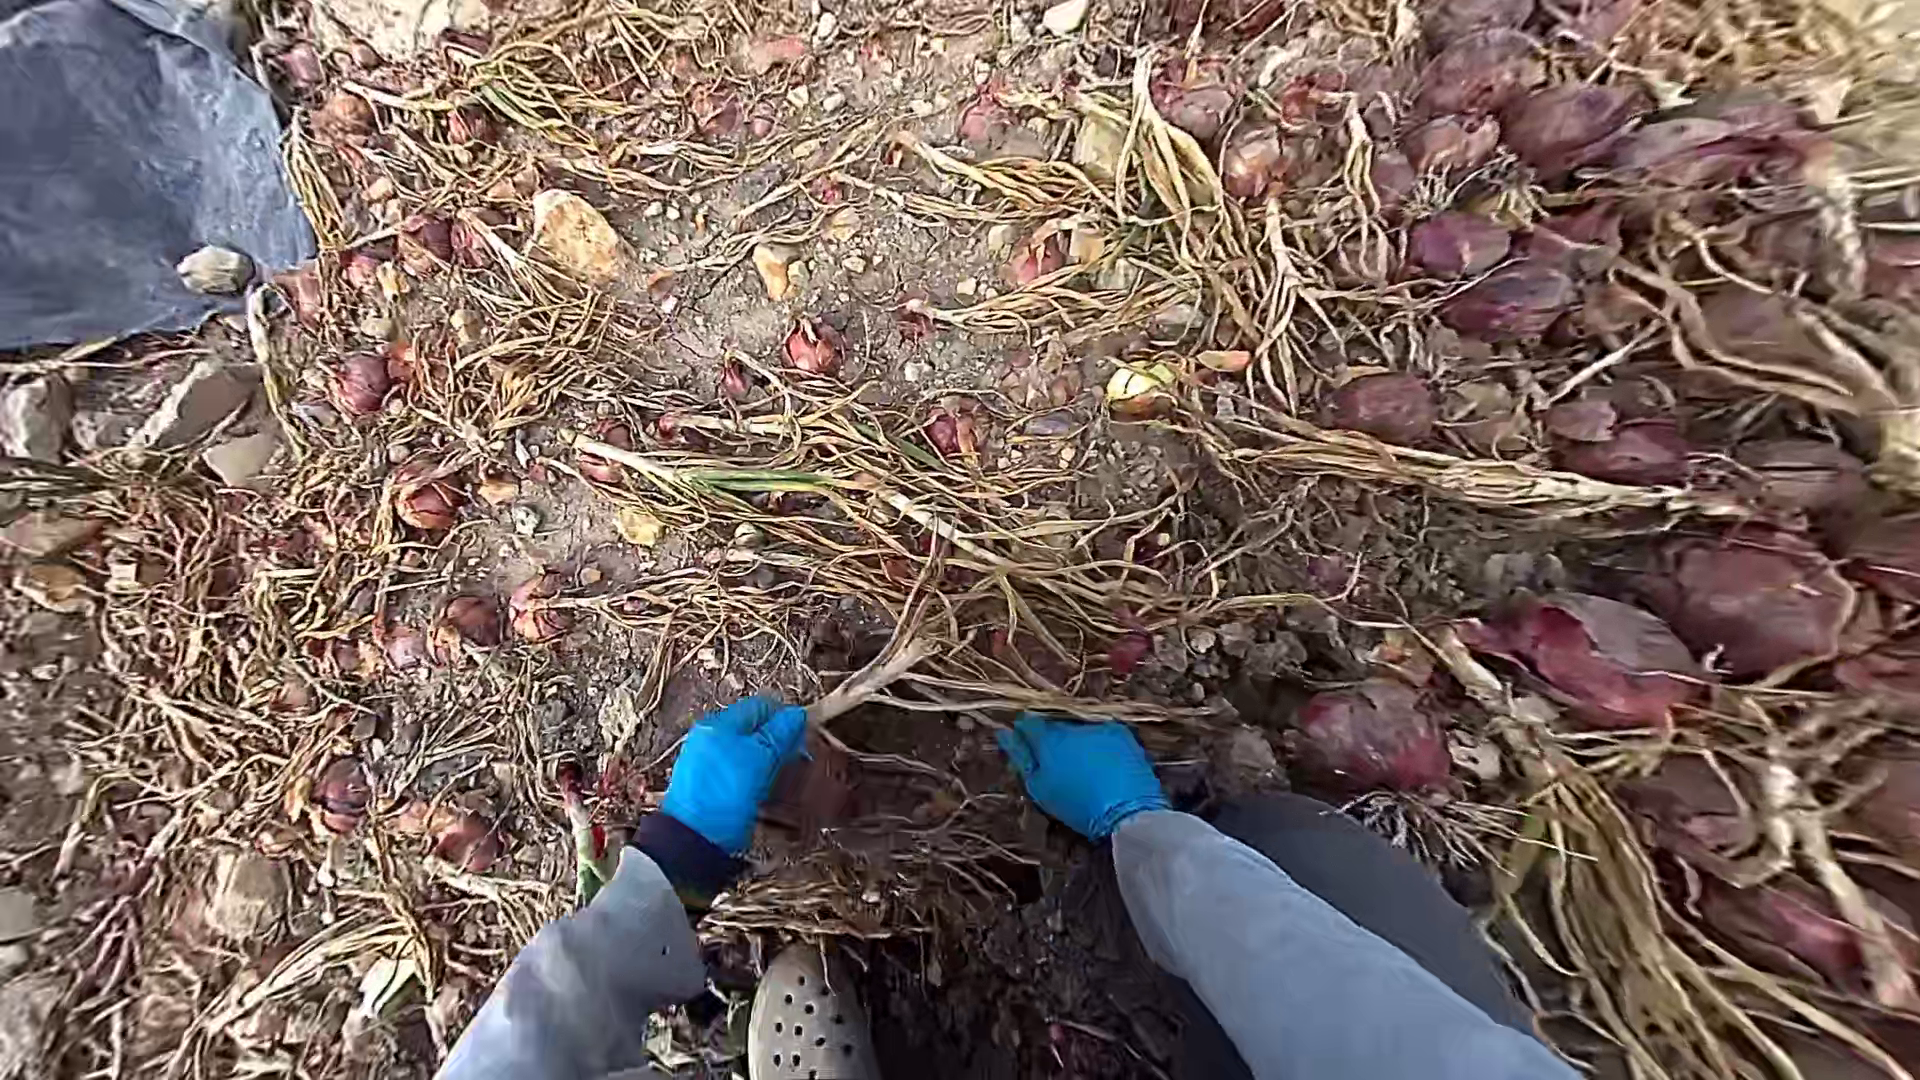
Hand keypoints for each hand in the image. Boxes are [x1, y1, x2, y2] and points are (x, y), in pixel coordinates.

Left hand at [661, 697, 807, 854]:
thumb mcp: (760, 760)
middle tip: (795, 757)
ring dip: (769, 759)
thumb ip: (780, 734)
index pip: (761, 706)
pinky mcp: (707, 782)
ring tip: (782, 776)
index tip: (801, 735)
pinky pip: (738, 768)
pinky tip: (763, 790)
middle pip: (755, 727)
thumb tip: (797, 715)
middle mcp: (710, 737)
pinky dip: (754, 773)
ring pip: (748, 748)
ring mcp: (706, 760)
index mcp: (719, 724)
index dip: (785, 718)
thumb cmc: (724, 797)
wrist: (691, 843)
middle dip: (778, 740)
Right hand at [996, 713, 1167, 838]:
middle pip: (1053, 723)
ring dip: (1074, 739)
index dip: (1025, 734)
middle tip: (1055, 762)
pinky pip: (1100, 732)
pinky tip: (1101, 763)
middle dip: (1051, 737)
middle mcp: (1073, 724)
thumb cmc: (1078, 805)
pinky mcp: (1121, 733)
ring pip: (1077, 726)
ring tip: (1081, 766)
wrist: (1130, 811)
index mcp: (1049, 737)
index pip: (1028, 722)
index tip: (1027, 747)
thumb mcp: (1040, 787)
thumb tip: (1004, 732)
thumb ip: (1021, 757)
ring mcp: (1098, 725)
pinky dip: (1097, 742)